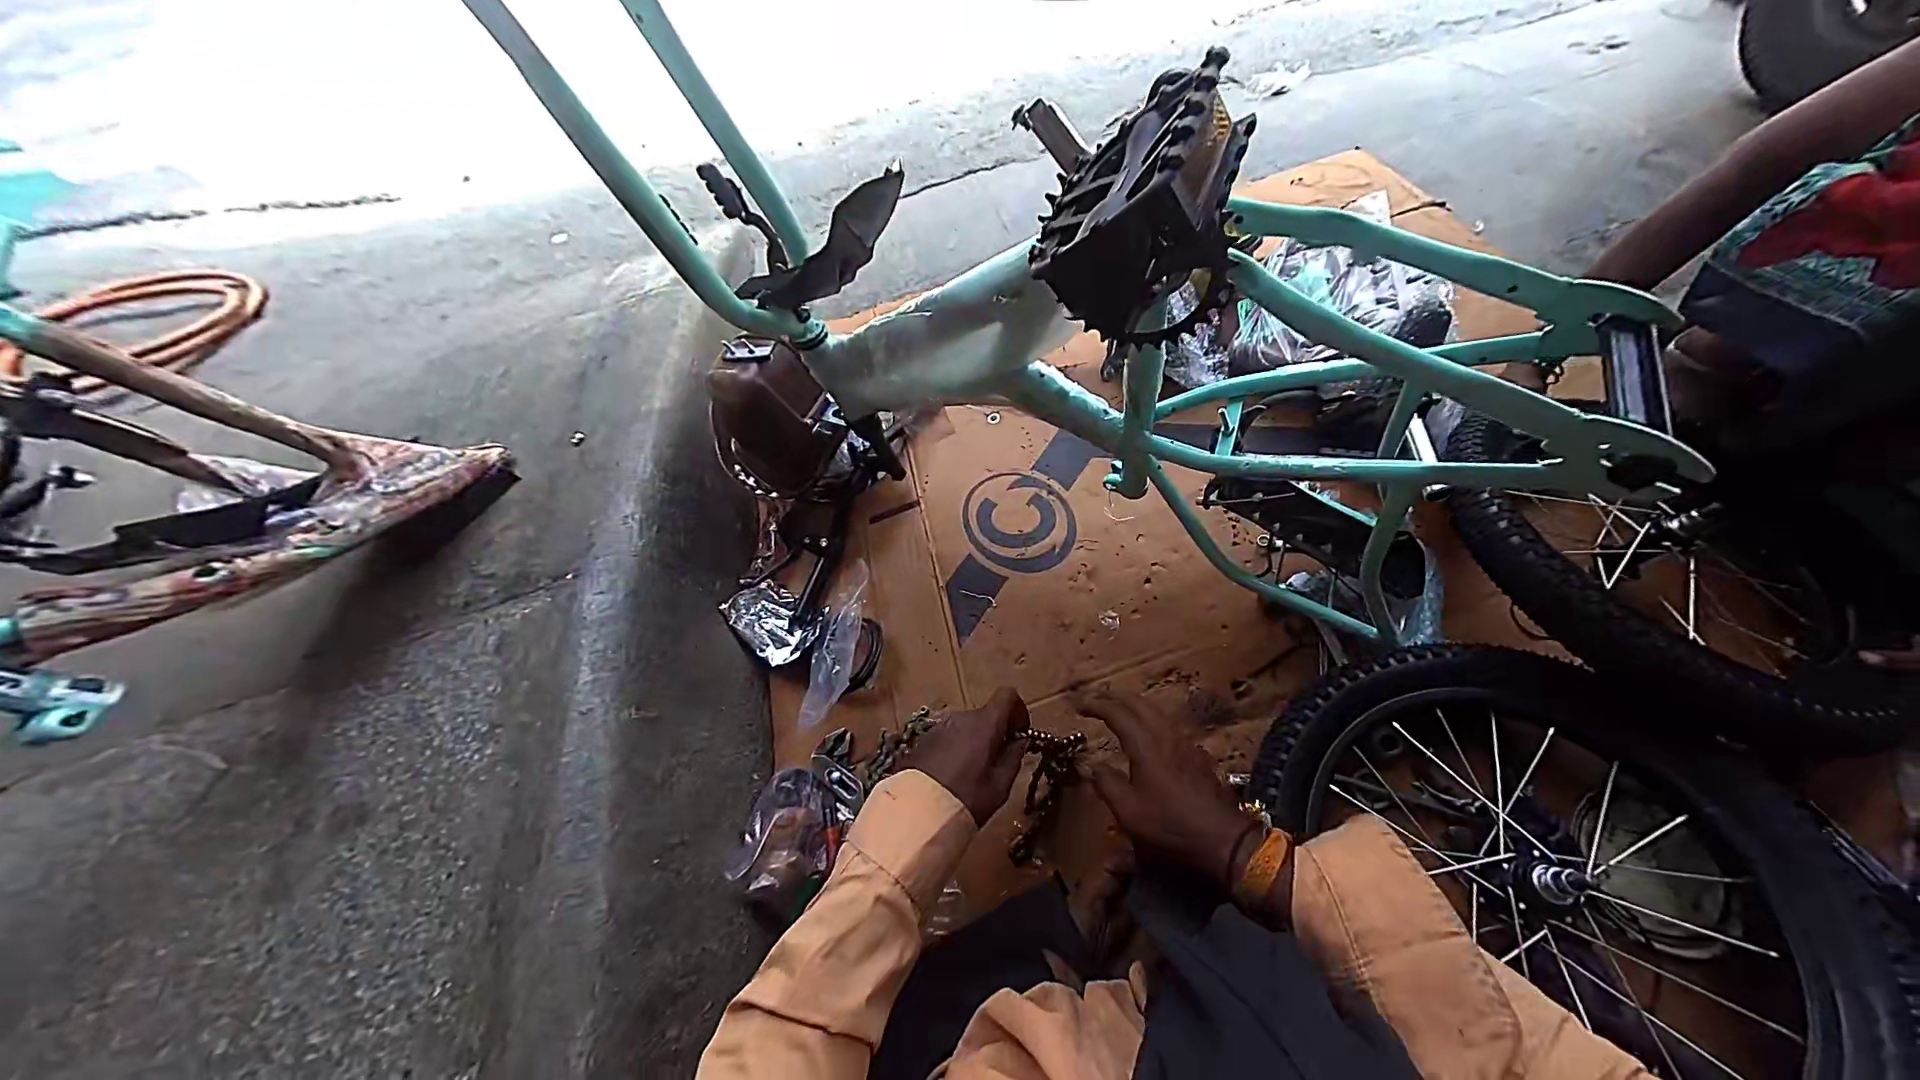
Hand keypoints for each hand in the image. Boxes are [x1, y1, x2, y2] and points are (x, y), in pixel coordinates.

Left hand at [902, 687, 1030, 824]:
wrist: (916, 810)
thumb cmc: (965, 799)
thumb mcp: (999, 786)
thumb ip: (1013, 757)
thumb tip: (1020, 740)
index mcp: (984, 724)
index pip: (1007, 695)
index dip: (1018, 710)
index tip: (1019, 733)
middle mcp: (961, 717)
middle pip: (986, 714)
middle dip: (996, 732)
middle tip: (997, 762)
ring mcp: (939, 726)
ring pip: (967, 726)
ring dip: (975, 741)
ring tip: (973, 773)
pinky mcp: (924, 738)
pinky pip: (949, 736)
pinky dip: (957, 747)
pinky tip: (953, 774)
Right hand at [1080, 692, 1256, 887]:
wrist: (1223, 839)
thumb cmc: (1170, 824)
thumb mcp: (1128, 810)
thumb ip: (1106, 783)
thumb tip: (1090, 765)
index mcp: (1146, 745)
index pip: (1118, 713)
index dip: (1097, 706)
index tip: (1080, 706)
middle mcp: (1166, 736)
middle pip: (1139, 704)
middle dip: (1115, 697)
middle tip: (1097, 700)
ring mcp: (1186, 744)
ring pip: (1157, 713)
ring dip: (1134, 706)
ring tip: (1120, 712)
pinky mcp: (1198, 756)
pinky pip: (1168, 727)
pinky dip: (1150, 721)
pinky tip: (1149, 736)